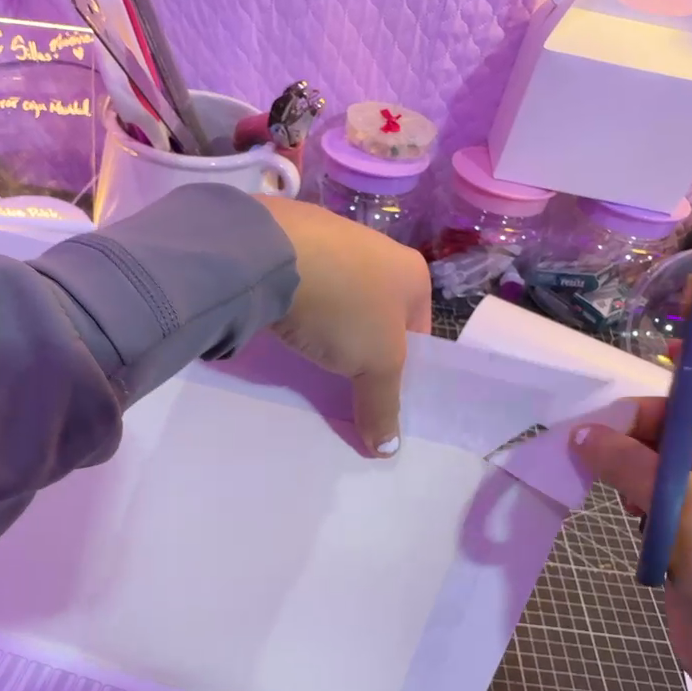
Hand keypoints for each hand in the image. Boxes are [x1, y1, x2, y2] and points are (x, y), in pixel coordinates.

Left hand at [253, 195, 431, 454]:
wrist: (273, 251)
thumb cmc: (345, 305)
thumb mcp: (376, 363)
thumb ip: (383, 405)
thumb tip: (388, 450)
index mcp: (413, 273)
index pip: (418, 331)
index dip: (402, 368)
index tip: (379, 395)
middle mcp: (378, 249)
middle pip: (376, 315)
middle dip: (361, 349)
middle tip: (343, 383)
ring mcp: (331, 240)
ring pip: (338, 300)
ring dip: (327, 329)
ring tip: (309, 359)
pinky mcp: (290, 241)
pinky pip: (303, 287)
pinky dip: (298, 309)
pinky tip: (284, 327)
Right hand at [574, 342, 691, 690]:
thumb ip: (633, 468)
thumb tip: (581, 433)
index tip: (671, 352)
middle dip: (650, 425)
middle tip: (599, 433)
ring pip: (669, 463)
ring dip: (633, 462)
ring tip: (597, 470)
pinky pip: (658, 497)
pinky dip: (634, 495)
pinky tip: (619, 507)